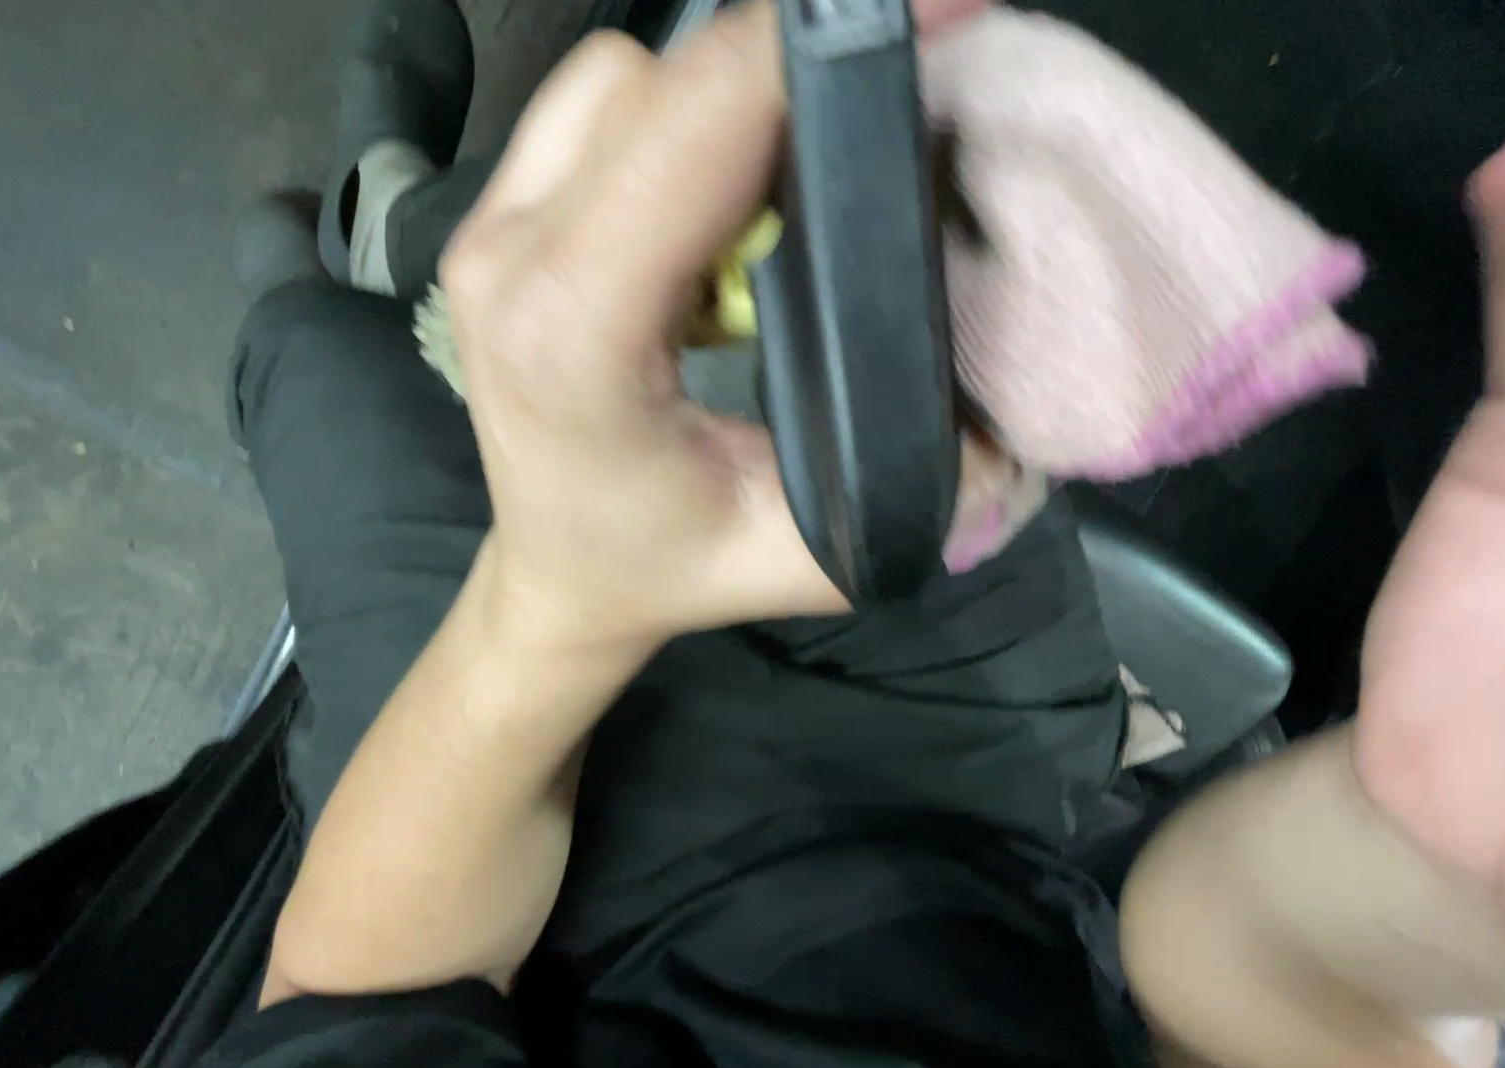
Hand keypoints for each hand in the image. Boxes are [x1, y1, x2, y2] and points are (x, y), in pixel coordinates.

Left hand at [440, 0, 989, 649]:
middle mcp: (513, 261)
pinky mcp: (495, 224)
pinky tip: (717, 204)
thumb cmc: (659, 573)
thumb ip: (911, 494)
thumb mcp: (796, 556)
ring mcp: (488, 232)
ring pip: (624, 82)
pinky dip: (675, 126)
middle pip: (665, 81)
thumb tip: (1015, 416)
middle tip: (885, 117)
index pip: (700, 127)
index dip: (828, 49)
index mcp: (575, 337)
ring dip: (724, 103)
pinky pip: (595, 115)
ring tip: (785, 191)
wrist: (555, 575)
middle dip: (792, 72)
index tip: (947, 19)